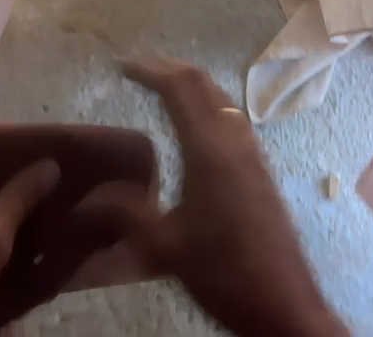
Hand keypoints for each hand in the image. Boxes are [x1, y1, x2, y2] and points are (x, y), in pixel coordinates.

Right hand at [77, 58, 348, 336]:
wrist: (284, 305)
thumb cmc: (223, 273)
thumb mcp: (164, 247)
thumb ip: (126, 214)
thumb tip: (87, 198)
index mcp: (208, 149)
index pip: (178, 88)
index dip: (149, 70)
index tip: (122, 68)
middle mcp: (233, 139)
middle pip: (201, 82)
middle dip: (168, 68)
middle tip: (138, 70)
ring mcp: (251, 151)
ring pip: (220, 96)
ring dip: (190, 83)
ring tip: (162, 87)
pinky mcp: (260, 166)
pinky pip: (230, 114)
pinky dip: (206, 101)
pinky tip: (194, 122)